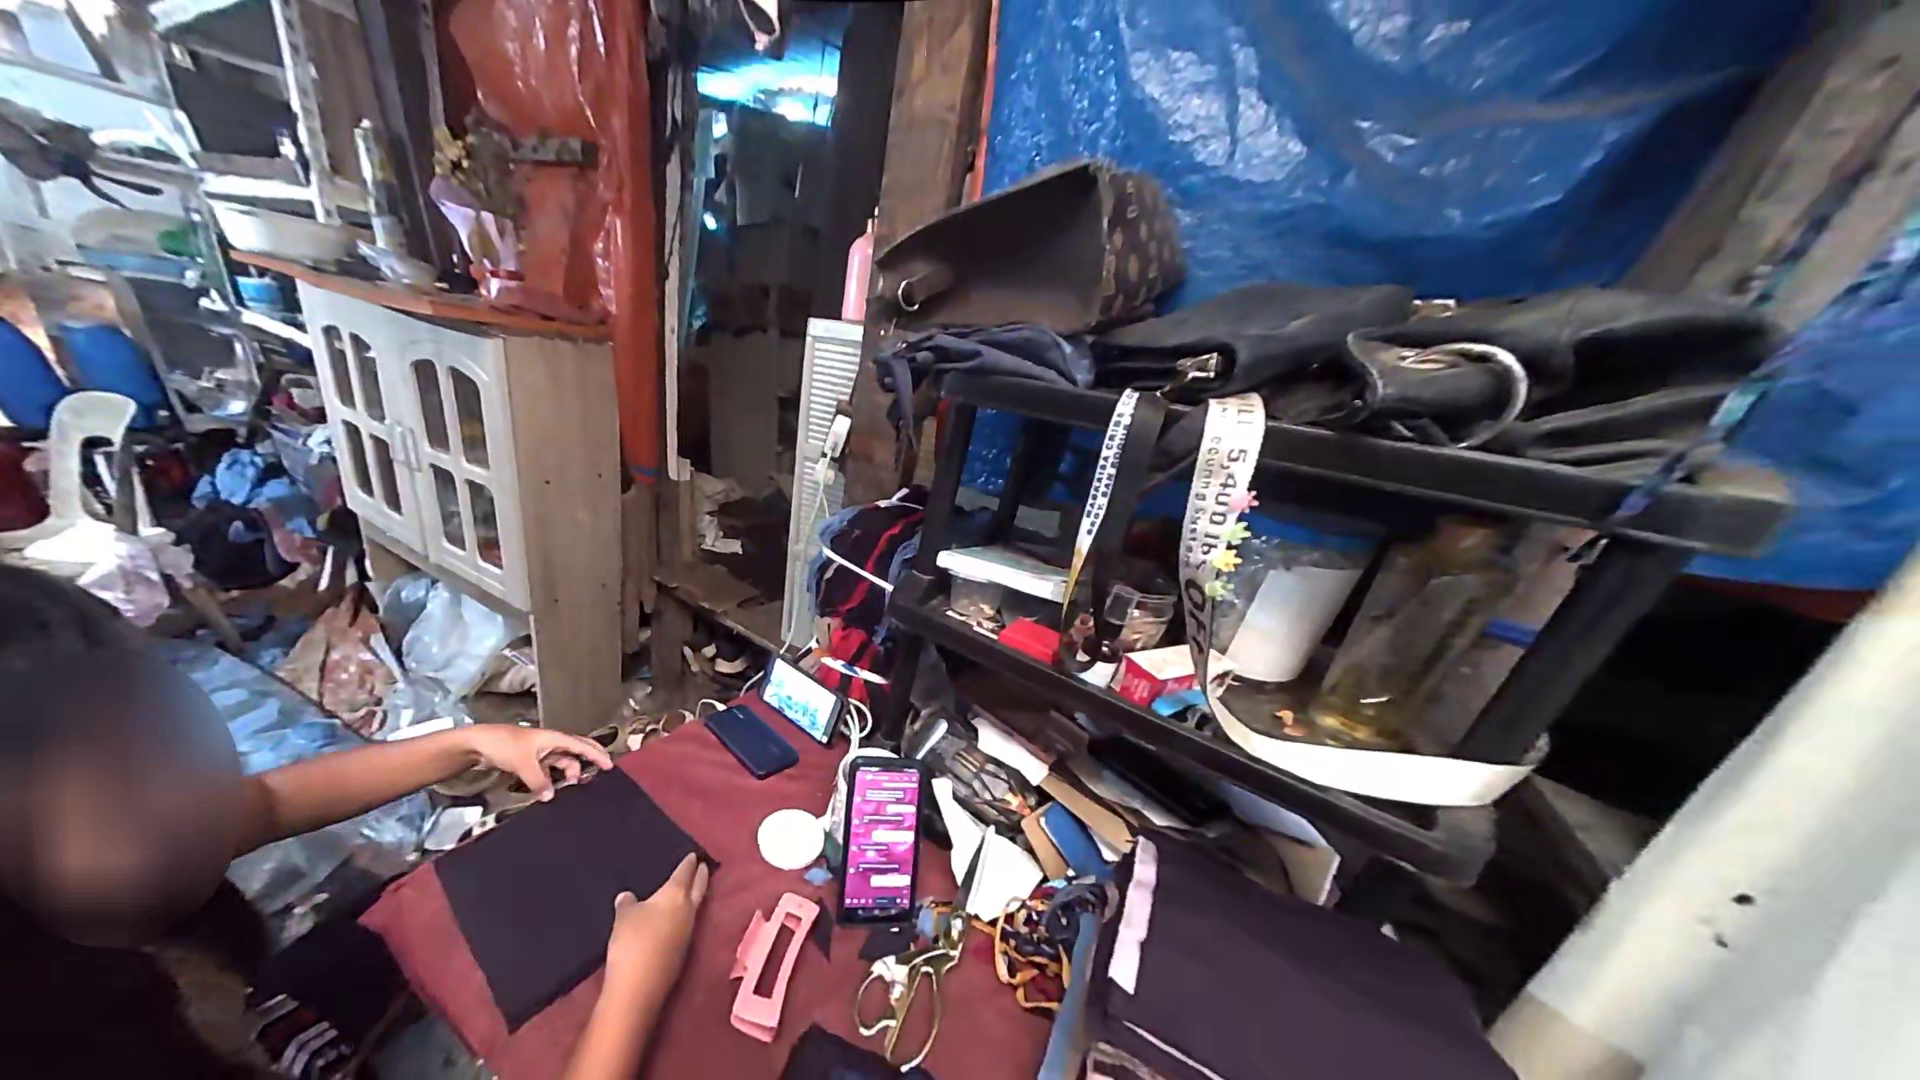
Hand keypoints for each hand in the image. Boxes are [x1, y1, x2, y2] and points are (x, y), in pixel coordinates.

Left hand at [463, 724, 613, 800]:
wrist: (477, 744)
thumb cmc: (504, 745)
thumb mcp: (524, 764)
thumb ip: (539, 781)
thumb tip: (551, 796)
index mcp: (555, 738)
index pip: (582, 746)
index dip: (597, 755)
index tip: (609, 765)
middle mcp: (552, 743)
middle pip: (577, 751)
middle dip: (589, 760)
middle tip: (599, 772)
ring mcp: (541, 751)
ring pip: (562, 762)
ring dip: (567, 773)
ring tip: (571, 787)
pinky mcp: (530, 760)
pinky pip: (548, 770)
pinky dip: (552, 779)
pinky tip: (551, 789)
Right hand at [605, 853, 709, 987]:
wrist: (640, 985)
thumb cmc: (632, 941)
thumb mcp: (624, 917)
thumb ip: (627, 903)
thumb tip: (627, 895)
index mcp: (676, 894)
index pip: (686, 872)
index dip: (689, 862)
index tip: (694, 855)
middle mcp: (688, 908)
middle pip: (699, 886)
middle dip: (701, 874)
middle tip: (703, 865)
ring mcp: (689, 930)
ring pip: (696, 905)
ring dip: (695, 895)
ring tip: (690, 889)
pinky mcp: (684, 949)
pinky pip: (688, 923)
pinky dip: (685, 915)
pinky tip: (676, 919)